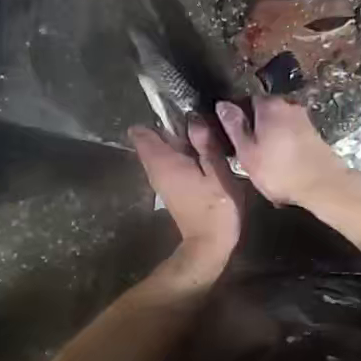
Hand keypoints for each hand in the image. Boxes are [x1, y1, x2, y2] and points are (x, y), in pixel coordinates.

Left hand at [130, 117, 243, 279]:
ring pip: (163, 151)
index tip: (182, 115)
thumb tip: (195, 119)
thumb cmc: (216, 208)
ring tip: (207, 142)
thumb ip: (206, 144)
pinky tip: (204, 161)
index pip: (141, 132)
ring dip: (180, 144)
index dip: (159, 118)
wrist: (209, 244)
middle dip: (173, 129)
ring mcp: (160, 180)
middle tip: (203, 128)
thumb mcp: (219, 173)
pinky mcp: (169, 189)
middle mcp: (154, 169)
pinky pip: (169, 163)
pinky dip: (182, 157)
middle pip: (153, 139)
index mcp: (163, 161)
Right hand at [215, 97, 360, 209]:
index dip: (237, 115)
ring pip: (279, 124)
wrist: (324, 186)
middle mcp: (289, 105)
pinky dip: (285, 144)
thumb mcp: (247, 152)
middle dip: (256, 126)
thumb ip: (234, 126)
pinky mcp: (315, 135)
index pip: (247, 99)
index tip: (232, 133)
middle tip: (247, 149)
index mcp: (269, 105)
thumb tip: (222, 104)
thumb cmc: (280, 171)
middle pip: (265, 111)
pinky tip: (282, 162)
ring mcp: (304, 119)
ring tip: (265, 159)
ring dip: (272, 137)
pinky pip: (292, 135)